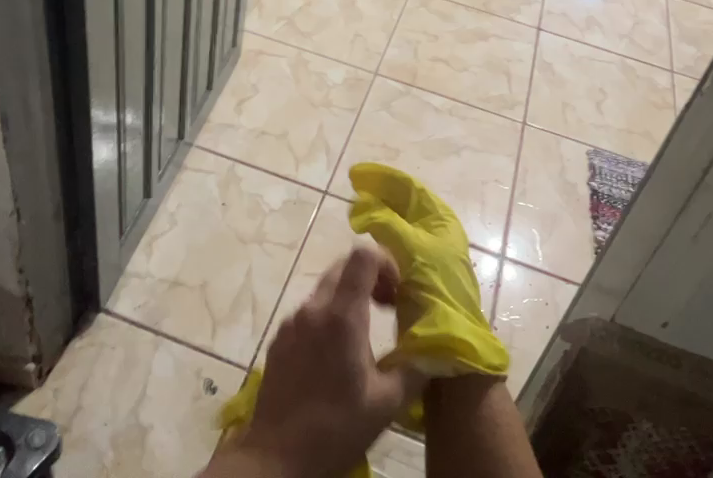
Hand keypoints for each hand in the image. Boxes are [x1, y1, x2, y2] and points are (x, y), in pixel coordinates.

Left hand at [214, 247, 426, 477]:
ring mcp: (292, 322)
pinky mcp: (279, 339)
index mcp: (342, 316)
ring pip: (326, 288)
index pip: (363, 255)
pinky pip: (309, 311)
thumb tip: (437, 350)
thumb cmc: (335, 428)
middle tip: (388, 307)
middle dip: (371, 277)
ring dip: (349, 297)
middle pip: (344, 266)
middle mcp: (314, 309)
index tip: (398, 293)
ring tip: (365, 333)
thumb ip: (415, 370)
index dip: (386, 263)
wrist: (275, 458)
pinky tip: (336, 353)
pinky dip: (328, 316)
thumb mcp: (387, 404)